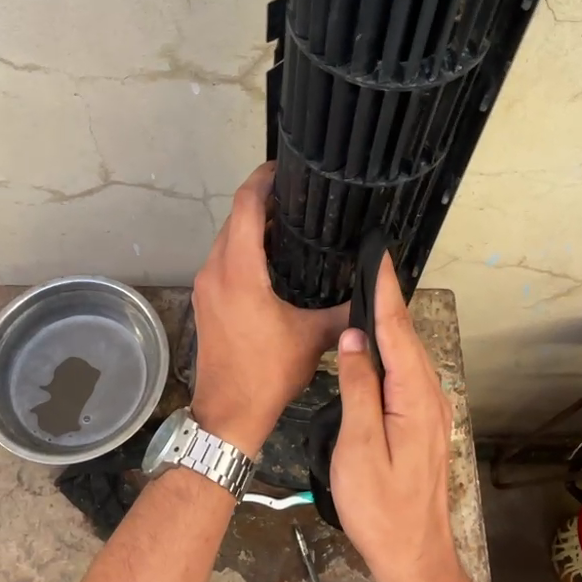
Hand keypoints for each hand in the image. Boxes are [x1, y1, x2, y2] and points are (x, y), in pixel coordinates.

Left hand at [190, 163, 347, 453]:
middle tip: (298, 195)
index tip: (284, 168)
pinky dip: (243, 249)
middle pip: (234, 218)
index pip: (246, 207)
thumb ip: (346, 308)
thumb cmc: (268, 373)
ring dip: (252, 226)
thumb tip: (377, 288)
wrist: (228, 413)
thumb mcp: (314, 338)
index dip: (263, 180)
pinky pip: (222, 260)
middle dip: (262, 201)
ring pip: (226, 239)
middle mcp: (215, 271)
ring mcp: (205, 286)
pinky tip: (271, 258)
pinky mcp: (205, 300)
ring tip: (289, 222)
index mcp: (239, 271)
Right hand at [331, 253, 460, 581]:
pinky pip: (408, 373)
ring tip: (369, 293)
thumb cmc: (381, 507)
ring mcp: (431, 411)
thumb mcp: (359, 446)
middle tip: (368, 266)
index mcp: (415, 397)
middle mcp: (430, 397)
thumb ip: (358, 388)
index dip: (385, 292)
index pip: (397, 331)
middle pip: (407, 337)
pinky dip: (393, 349)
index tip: (378, 257)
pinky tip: (377, 345)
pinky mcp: (424, 424)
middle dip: (389, 299)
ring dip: (391, 323)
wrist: (414, 555)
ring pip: (409, 355)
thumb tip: (353, 339)